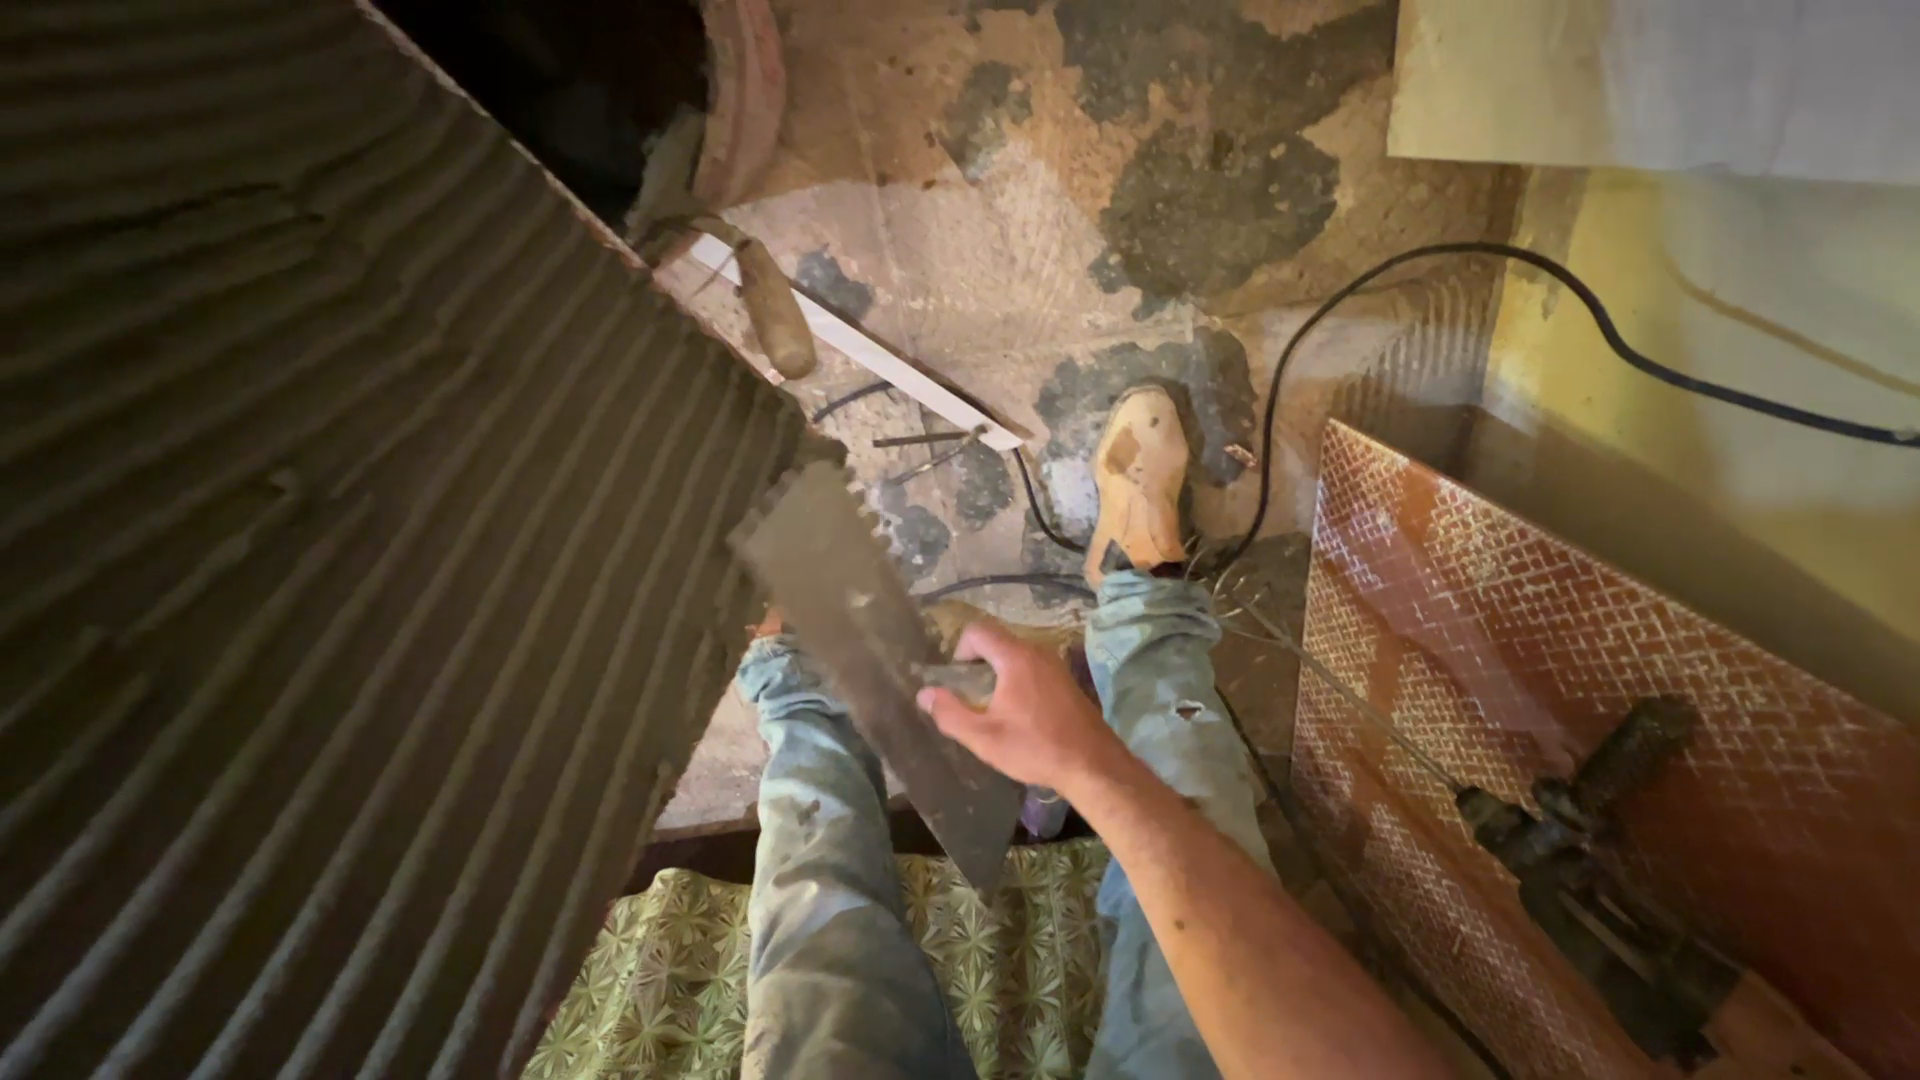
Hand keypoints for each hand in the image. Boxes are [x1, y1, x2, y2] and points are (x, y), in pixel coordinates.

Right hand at [916, 620, 1131, 795]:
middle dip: (978, 662)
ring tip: (993, 707)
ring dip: (998, 672)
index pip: (977, 630)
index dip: (960, 650)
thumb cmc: (1035, 748)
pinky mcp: (1065, 679)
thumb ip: (950, 713)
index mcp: (1015, 657)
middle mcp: (1037, 651)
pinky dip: (1017, 679)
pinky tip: (1020, 713)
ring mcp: (1055, 663)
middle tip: (972, 696)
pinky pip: (1032, 666)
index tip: (959, 680)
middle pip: (997, 640)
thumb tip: (924, 693)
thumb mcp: (984, 738)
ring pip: (1015, 653)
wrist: (1093, 764)